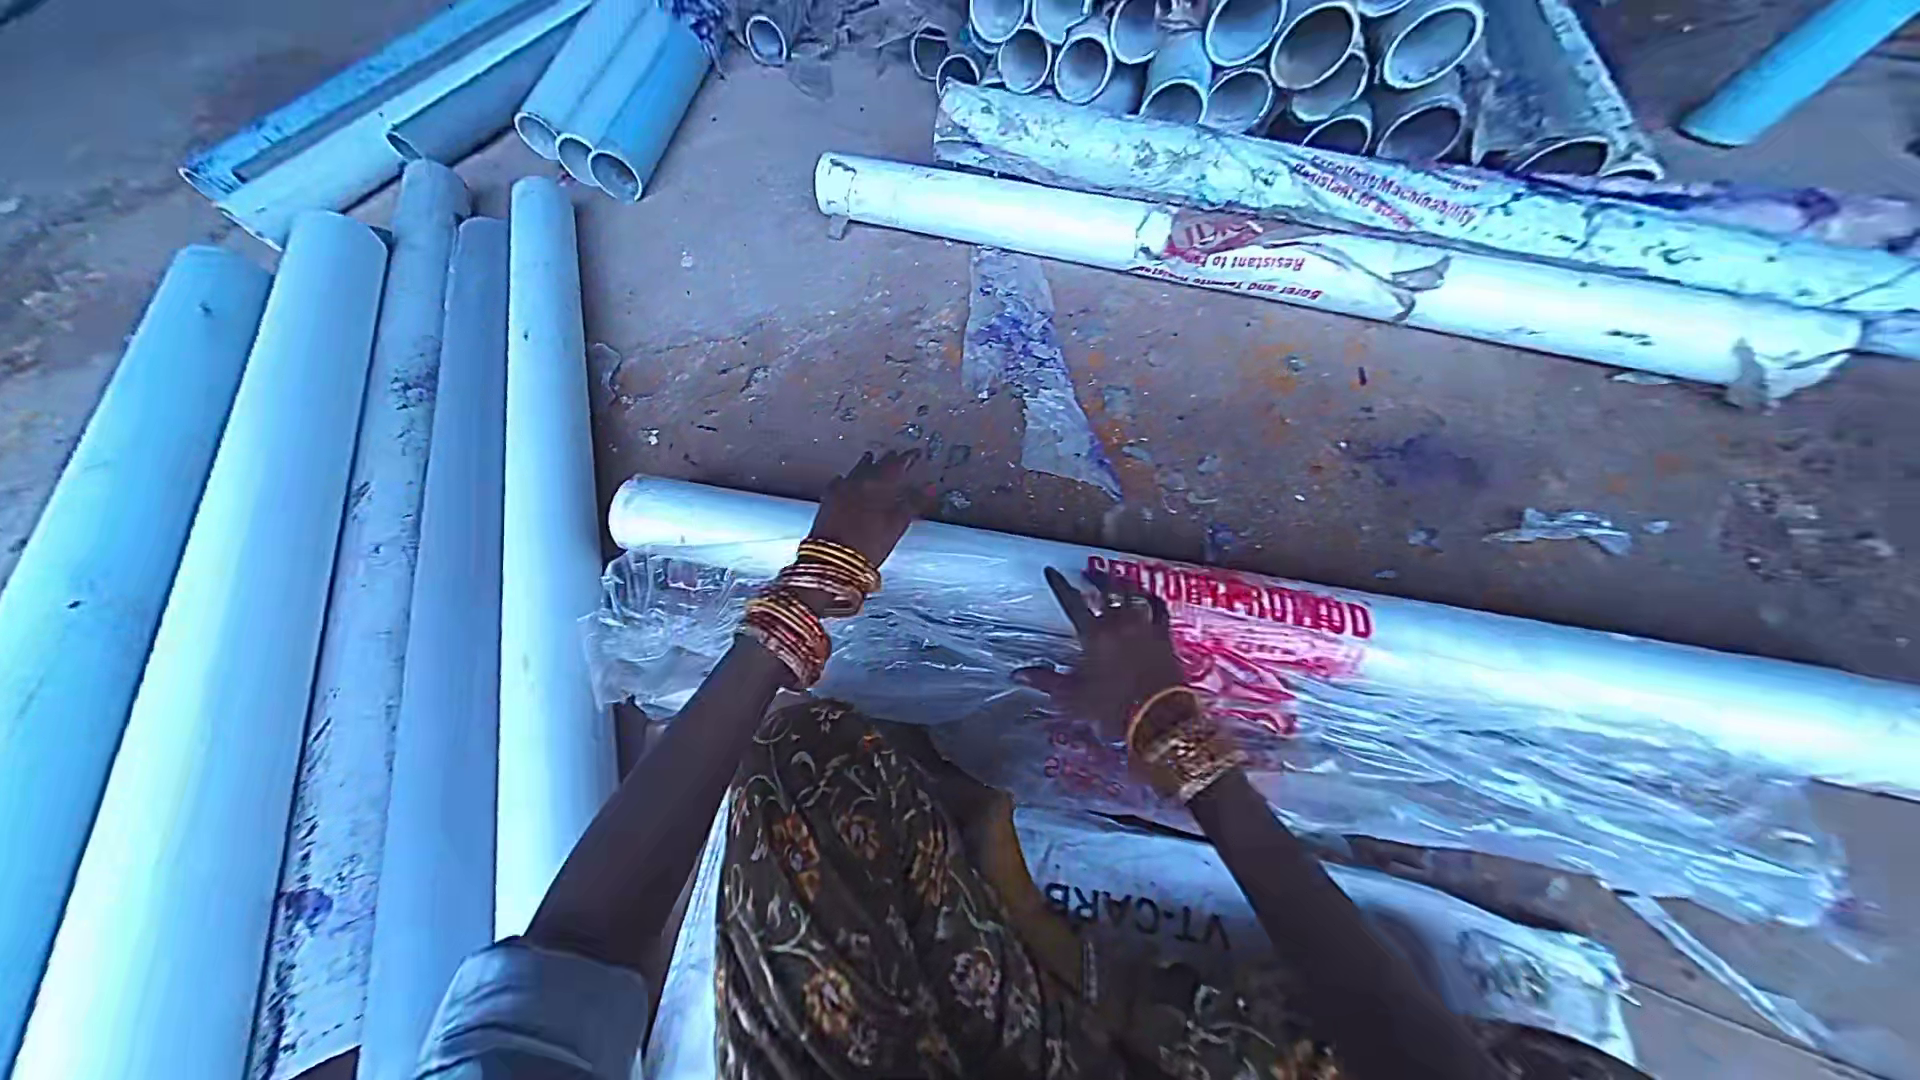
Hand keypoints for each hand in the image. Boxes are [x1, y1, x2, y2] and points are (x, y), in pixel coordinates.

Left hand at [807, 449, 922, 568]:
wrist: (835, 558)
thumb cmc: (870, 543)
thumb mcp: (898, 523)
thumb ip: (915, 502)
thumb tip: (931, 487)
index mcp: (878, 484)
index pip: (897, 464)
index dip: (908, 458)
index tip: (916, 453)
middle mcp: (858, 481)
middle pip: (877, 464)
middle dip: (888, 459)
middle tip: (897, 455)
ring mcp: (841, 489)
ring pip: (857, 470)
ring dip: (867, 464)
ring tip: (872, 458)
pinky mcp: (828, 500)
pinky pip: (839, 482)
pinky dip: (847, 479)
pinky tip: (845, 480)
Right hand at [1013, 568, 1188, 743]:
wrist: (1157, 719)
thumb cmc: (1112, 708)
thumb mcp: (1071, 697)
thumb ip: (1045, 681)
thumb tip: (1018, 674)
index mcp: (1092, 635)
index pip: (1070, 602)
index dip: (1059, 585)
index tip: (1052, 571)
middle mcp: (1118, 624)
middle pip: (1105, 591)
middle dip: (1094, 579)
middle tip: (1087, 573)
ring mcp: (1143, 628)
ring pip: (1131, 595)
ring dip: (1122, 585)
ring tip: (1116, 579)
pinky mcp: (1163, 637)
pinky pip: (1159, 609)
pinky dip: (1152, 600)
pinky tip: (1149, 597)